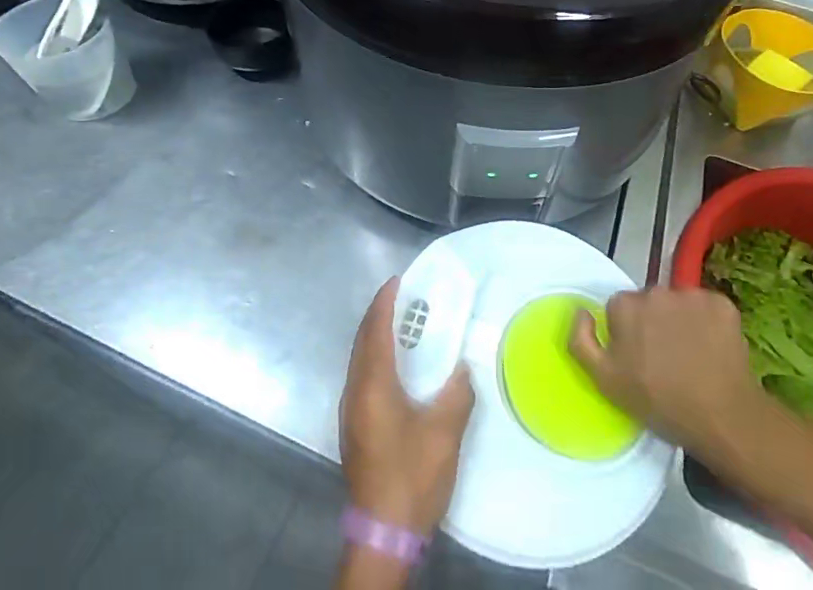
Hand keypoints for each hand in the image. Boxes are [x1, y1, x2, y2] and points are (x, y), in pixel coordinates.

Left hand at [339, 277, 474, 533]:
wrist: (383, 532)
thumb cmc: (413, 475)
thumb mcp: (446, 431)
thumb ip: (456, 391)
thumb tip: (462, 368)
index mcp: (373, 389)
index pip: (375, 333)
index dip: (384, 304)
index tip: (397, 281)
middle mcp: (355, 395)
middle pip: (362, 344)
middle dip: (379, 316)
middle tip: (405, 296)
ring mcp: (351, 414)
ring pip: (360, 361)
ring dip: (377, 337)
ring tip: (405, 323)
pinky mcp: (356, 429)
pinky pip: (364, 378)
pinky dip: (378, 358)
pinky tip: (400, 366)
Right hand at [568, 288, 761, 454]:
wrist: (721, 416)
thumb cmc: (659, 402)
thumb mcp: (605, 382)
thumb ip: (581, 342)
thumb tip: (582, 311)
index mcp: (627, 307)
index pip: (619, 307)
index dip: (626, 331)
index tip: (637, 356)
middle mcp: (659, 291)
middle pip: (650, 300)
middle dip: (653, 322)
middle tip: (663, 358)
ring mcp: (694, 295)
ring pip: (679, 302)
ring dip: (680, 320)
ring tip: (689, 355)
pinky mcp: (722, 303)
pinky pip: (706, 306)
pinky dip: (707, 322)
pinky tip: (710, 349)